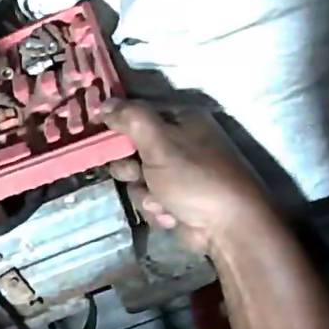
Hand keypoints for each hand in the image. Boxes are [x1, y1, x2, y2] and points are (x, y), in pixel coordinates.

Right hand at [97, 100, 279, 257]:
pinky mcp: (178, 200)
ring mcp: (180, 174)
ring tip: (161, 202)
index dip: (117, 127)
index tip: (101, 140)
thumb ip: (130, 118)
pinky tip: (172, 216)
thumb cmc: (194, 177)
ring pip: (138, 180)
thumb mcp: (159, 141)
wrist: (227, 226)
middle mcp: (181, 143)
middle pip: (133, 149)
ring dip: (145, 193)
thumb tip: (103, 103)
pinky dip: (157, 210)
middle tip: (138, 174)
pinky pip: (151, 200)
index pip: (138, 114)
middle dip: (132, 168)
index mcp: (182, 119)